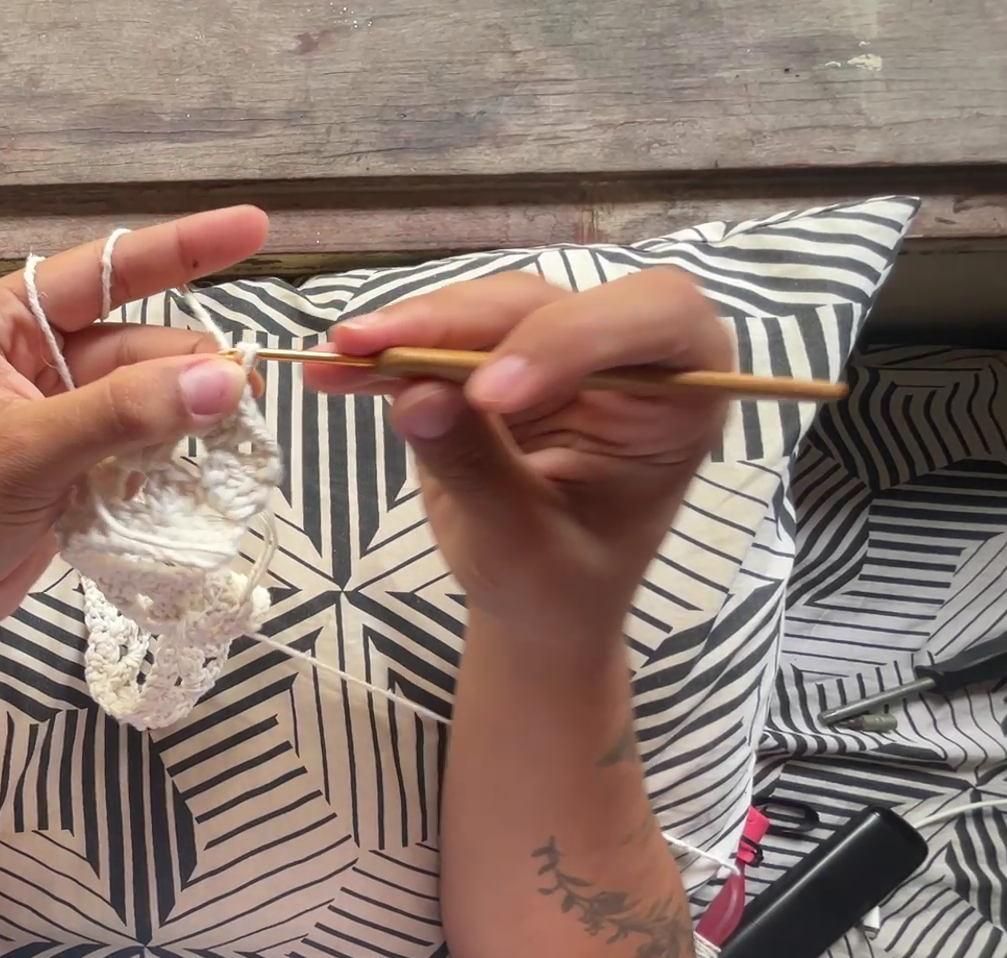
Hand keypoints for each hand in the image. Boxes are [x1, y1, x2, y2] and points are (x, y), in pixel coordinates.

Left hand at [0, 206, 271, 630]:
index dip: (180, 248)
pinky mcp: (80, 457)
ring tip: (237, 433)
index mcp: (3, 325)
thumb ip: (122, 412)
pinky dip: (170, 450)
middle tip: (247, 397)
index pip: (100, 272)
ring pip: (147, 393)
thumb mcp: (28, 451)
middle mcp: (35, 356)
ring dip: (188, 412)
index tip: (253, 228)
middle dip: (192, 365)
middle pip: (137, 341)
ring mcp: (61, 410)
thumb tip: (223, 380)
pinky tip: (197, 464)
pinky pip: (141, 438)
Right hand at [307, 269, 730, 642]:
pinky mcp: (484, 372)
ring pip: (476, 315)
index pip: (649, 319)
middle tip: (364, 346)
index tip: (488, 397)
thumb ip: (476, 468)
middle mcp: (615, 360)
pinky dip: (381, 361)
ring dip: (401, 334)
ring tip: (334, 358)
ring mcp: (544, 361)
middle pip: (536, 305)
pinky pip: (432, 350)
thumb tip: (413, 396)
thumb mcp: (522, 543)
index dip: (567, 339)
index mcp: (674, 397)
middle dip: (447, 325)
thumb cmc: (556, 585)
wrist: (533, 603)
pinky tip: (332, 372)